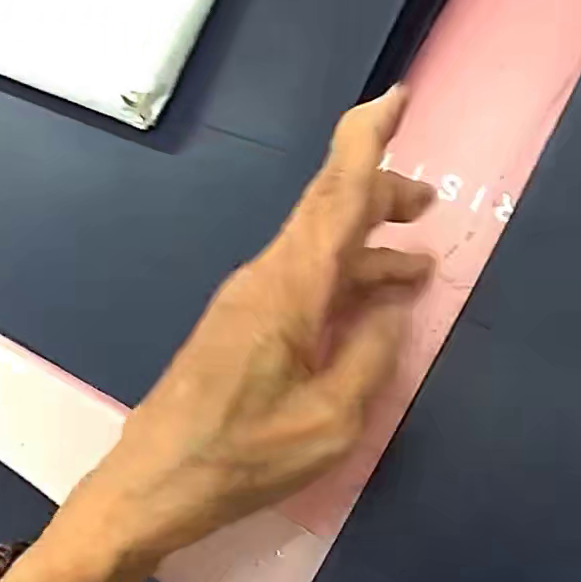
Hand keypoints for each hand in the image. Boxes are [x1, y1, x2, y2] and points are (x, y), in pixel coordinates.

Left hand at [58, 87, 435, 563]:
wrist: (155, 484)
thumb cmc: (243, 457)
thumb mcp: (329, 420)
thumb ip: (369, 356)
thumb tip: (392, 310)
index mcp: (289, 290)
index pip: (335, 194)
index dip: (368, 140)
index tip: (397, 98)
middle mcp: (263, 280)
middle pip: (326, 212)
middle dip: (379, 197)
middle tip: (426, 206)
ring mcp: (244, 303)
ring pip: (314, 250)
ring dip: (364, 249)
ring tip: (413, 267)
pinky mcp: (236, 329)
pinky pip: (297, 284)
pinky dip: (337, 282)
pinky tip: (361, 308)